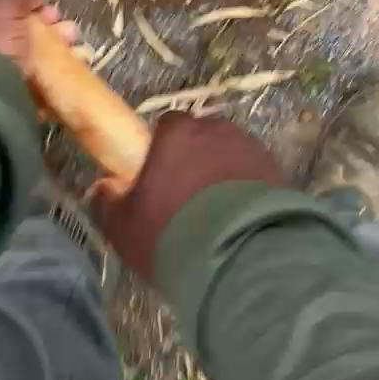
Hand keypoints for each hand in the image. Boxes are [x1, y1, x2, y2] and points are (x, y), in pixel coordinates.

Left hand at [0, 0, 68, 75]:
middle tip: (64, 26)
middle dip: (45, 26)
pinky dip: (54, 74)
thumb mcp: (3, 4)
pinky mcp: (4, 102)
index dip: (21, 4)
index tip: (44, 3)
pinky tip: (72, 64)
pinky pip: (35, 82)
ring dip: (55, 48)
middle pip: (14, 33)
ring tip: (74, 46)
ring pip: (27, 57)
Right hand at [90, 111, 288, 278]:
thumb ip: (109, 201)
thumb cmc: (171, 233)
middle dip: (195, 161)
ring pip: (230, 155)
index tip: (158, 181)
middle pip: (201, 138)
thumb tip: (102, 186)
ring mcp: (250, 146)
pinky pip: (254, 174)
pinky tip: (240, 222)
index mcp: (178, 132)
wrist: (239, 252)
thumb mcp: (124, 226)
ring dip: (223, 175)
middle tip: (187, 202)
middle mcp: (216, 128)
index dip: (161, 151)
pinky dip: (247, 190)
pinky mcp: (276, 169)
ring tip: (217, 217)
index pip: (166, 127)